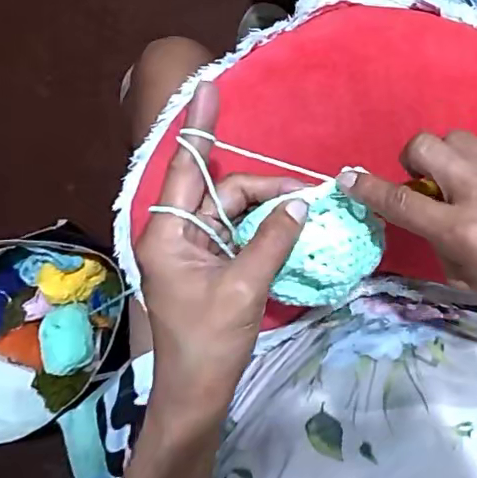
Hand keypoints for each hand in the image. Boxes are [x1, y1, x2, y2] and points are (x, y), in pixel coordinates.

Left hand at [134, 84, 308, 420]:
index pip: (187, 168)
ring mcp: (193, 247)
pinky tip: (287, 223)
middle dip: (262, 184)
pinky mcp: (209, 261)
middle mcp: (177, 232)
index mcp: (169, 233)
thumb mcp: (245, 287)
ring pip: (233, 208)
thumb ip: (273, 239)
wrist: (197, 391)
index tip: (207, 86)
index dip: (200, 127)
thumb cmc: (210, 343)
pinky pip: (238, 228)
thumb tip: (300, 203)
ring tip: (304, 207)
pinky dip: (263, 223)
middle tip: (307, 192)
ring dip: (266, 205)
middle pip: (221, 189)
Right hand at [341, 131, 476, 335]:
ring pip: (457, 138)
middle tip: (426, 179)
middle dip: (414, 158)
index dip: (369, 188)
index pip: (403, 201)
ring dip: (449, 158)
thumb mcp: (464, 274)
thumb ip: (434, 234)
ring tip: (466, 181)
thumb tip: (415, 201)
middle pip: (426, 145)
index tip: (349, 177)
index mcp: (465, 232)